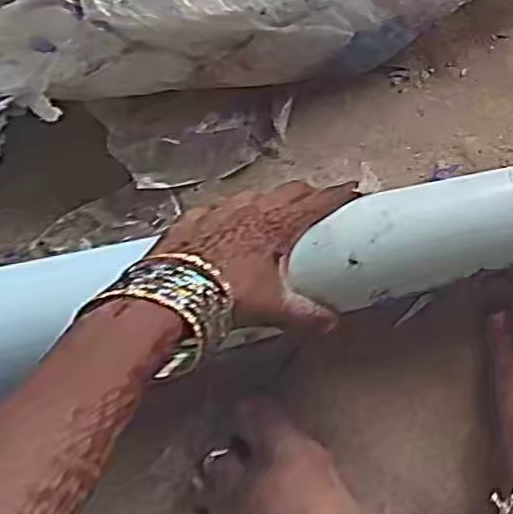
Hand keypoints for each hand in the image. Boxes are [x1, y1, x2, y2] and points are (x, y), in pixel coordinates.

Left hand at [152, 181, 357, 330]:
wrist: (158, 303)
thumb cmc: (222, 297)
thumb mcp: (272, 308)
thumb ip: (306, 314)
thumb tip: (331, 325)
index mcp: (280, 224)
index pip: (320, 201)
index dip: (341, 194)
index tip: (354, 191)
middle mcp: (254, 209)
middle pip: (292, 189)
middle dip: (309, 194)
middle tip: (318, 204)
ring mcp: (219, 212)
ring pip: (256, 193)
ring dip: (270, 199)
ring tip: (273, 212)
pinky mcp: (189, 221)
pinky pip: (215, 206)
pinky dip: (226, 210)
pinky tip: (224, 221)